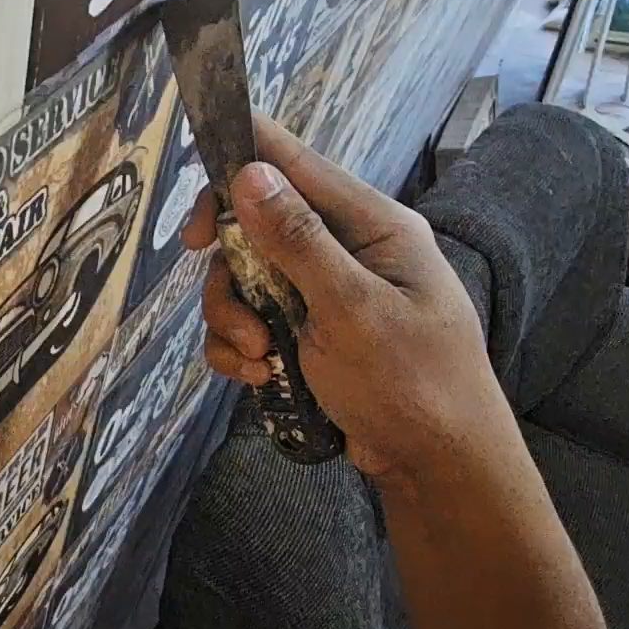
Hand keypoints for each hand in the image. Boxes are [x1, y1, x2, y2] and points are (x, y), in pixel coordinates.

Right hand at [182, 114, 509, 485]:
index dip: (238, 165)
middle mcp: (341, 250)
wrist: (431, 462)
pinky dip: (237, 349)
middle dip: (229, 270)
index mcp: (370, 225)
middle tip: (217, 294)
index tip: (196, 207)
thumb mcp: (350, 309)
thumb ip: (298, 241)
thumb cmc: (409, 381)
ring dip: (232, 320)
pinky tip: (256, 376)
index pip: (295, 166)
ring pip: (241, 281)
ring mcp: (318, 292)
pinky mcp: (300, 330)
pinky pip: (245, 322)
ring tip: (256, 357)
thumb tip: (249, 172)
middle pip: (253, 229)